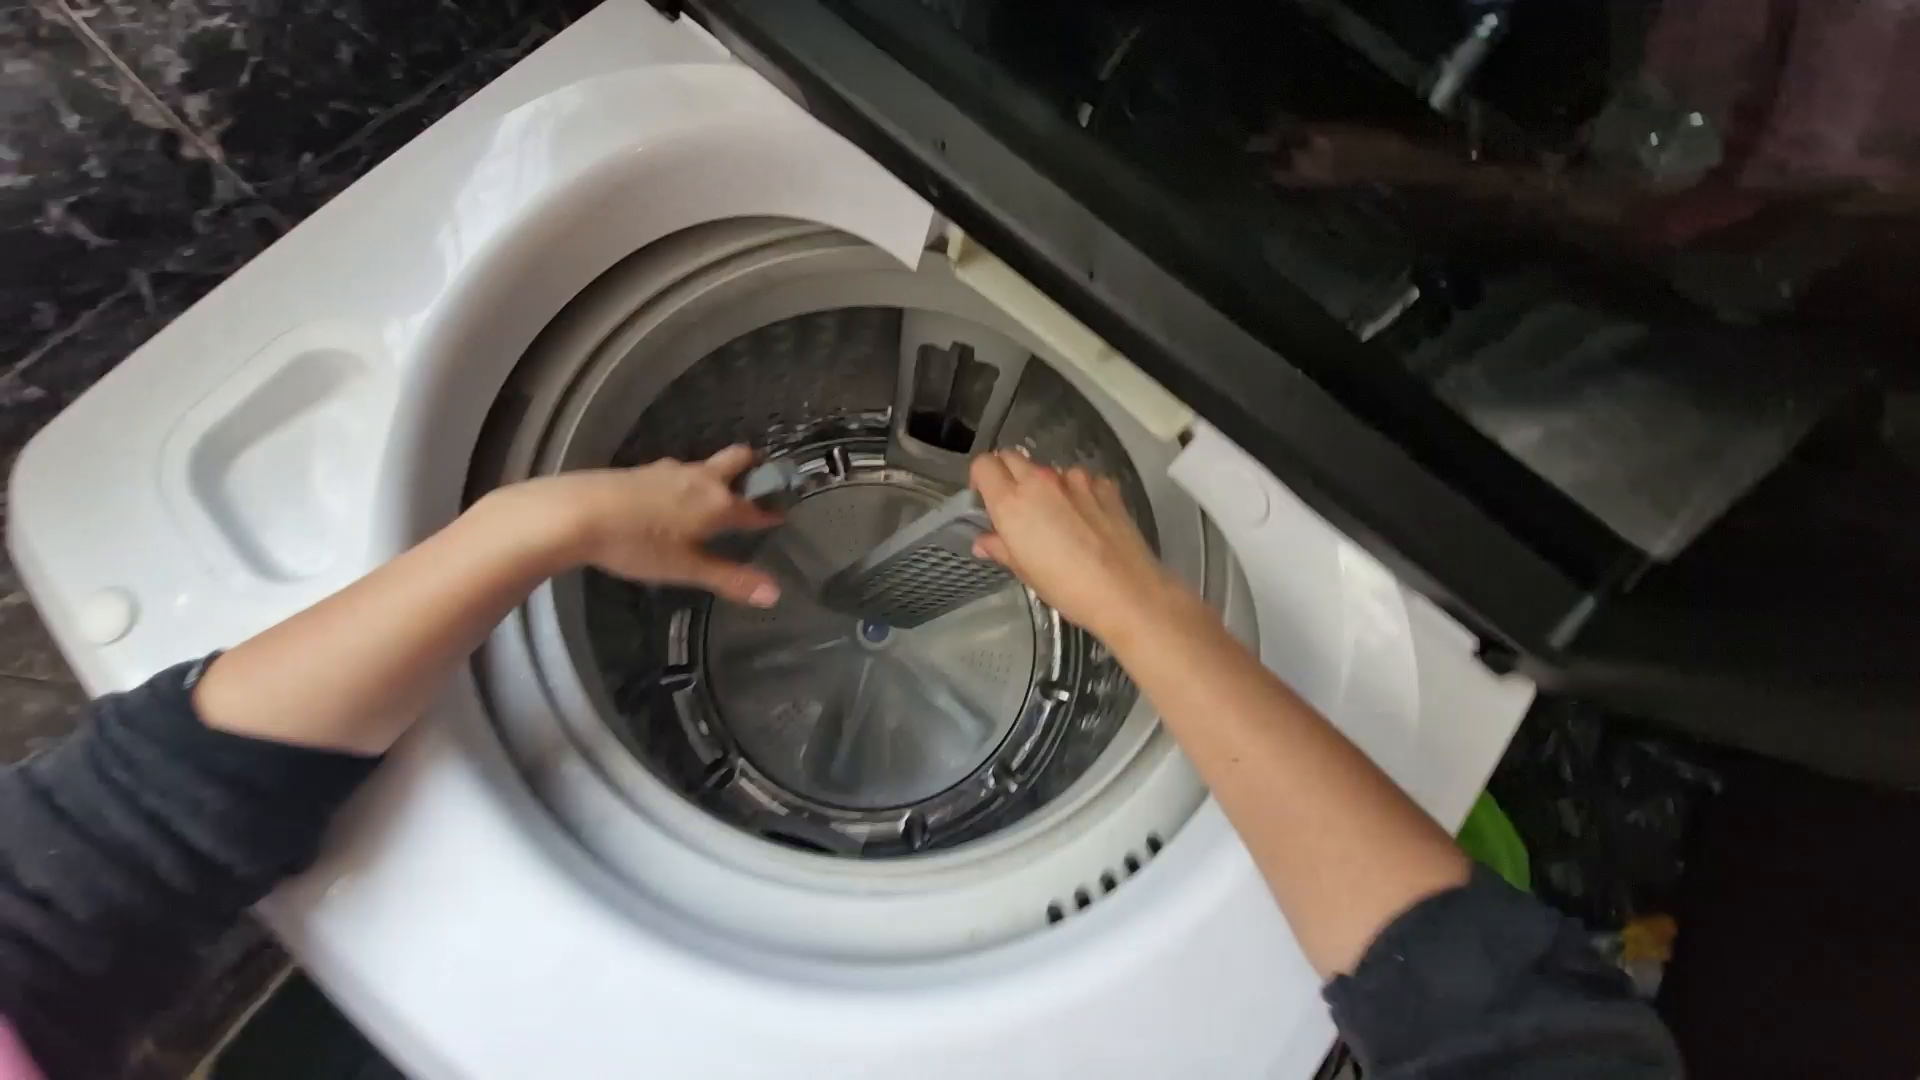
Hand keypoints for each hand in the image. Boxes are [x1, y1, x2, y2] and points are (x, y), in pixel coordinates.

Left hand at [520, 445, 782, 606]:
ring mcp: (670, 471)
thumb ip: (731, 579)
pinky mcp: (642, 471)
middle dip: (752, 466)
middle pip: (737, 460)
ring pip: (705, 465)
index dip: (771, 513)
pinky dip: (685, 481)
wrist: (576, 514)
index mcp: (718, 504)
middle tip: (760, 477)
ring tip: (714, 494)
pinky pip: (676, 472)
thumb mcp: (687, 569)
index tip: (782, 515)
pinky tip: (671, 498)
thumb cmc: (638, 545)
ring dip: (717, 474)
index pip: (755, 507)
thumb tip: (775, 594)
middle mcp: (701, 480)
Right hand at [969, 450, 1191, 641]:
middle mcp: (1041, 481)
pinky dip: (1078, 493)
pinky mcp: (1105, 485)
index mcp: (1012, 502)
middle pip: (1012, 457)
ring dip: (1046, 485)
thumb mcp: (1025, 572)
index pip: (984, 465)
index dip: (980, 478)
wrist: (1126, 592)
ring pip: (1049, 470)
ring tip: (1058, 517)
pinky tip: (1087, 520)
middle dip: (1008, 474)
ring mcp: (1076, 479)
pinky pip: (1082, 481)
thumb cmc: (1066, 588)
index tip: (985, 498)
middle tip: (1015, 505)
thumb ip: (1001, 548)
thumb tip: (985, 541)